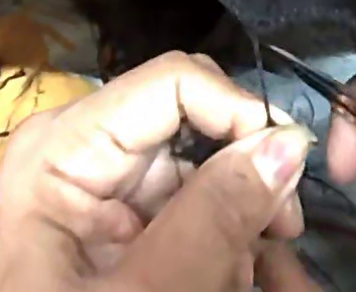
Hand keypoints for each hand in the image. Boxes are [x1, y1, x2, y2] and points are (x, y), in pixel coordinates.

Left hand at [0, 51, 319, 290]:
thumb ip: (216, 216)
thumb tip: (291, 140)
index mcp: (64, 146)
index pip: (174, 82)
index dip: (239, 111)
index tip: (290, 168)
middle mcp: (84, 148)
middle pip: (195, 123)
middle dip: (249, 172)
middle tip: (288, 232)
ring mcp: (104, 187)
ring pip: (206, 168)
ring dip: (250, 218)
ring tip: (280, 273)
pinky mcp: (124, 223)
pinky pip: (194, 209)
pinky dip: (231, 243)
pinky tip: (264, 276)